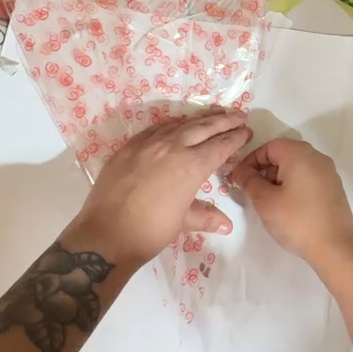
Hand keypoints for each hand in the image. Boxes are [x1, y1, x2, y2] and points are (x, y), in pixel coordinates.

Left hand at [69, 111, 251, 264]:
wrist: (105, 236)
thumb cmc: (150, 232)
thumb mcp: (183, 223)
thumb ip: (206, 216)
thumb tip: (227, 225)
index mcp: (192, 166)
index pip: (221, 145)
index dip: (236, 137)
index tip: (247, 131)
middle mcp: (173, 147)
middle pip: (204, 127)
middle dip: (224, 121)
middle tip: (239, 115)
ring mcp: (148, 144)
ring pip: (180, 123)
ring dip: (200, 119)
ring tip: (213, 116)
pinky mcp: (129, 146)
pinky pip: (155, 128)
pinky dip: (172, 124)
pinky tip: (177, 124)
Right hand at [228, 138, 352, 267]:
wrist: (335, 247)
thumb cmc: (296, 220)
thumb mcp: (265, 201)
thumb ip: (250, 182)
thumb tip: (241, 172)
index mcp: (300, 154)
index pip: (269, 147)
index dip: (251, 161)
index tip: (240, 179)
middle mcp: (317, 157)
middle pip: (284, 154)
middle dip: (264, 170)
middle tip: (252, 192)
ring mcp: (328, 172)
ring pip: (296, 167)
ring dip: (278, 179)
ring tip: (269, 202)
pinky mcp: (334, 188)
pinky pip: (308, 178)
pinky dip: (294, 185)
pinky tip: (288, 207)